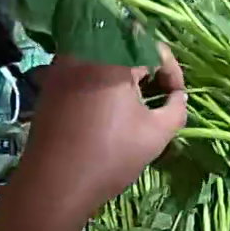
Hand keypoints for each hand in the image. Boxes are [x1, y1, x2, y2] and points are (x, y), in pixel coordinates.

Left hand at [10, 47, 186, 223]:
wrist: (54, 186)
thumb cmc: (110, 156)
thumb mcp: (157, 134)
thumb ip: (176, 108)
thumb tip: (178, 96)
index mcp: (112, 58)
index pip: (153, 48)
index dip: (172, 71)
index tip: (177, 97)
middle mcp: (84, 52)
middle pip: (127, 45)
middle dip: (149, 68)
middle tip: (160, 96)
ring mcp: (63, 66)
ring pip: (104, 56)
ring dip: (126, 73)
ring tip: (137, 102)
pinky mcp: (51, 84)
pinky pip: (85, 69)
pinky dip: (104, 80)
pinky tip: (110, 108)